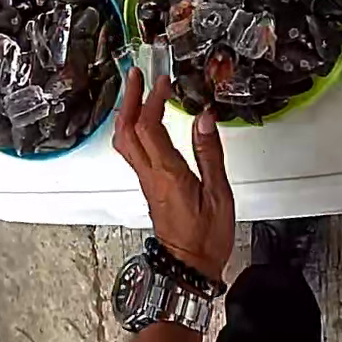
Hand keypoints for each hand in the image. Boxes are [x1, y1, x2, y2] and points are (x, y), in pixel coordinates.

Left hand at [111, 68, 234, 280]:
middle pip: (126, 129)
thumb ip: (209, 153)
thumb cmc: (205, 236)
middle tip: (135, 75)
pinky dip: (131, 128)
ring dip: (125, 112)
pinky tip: (140, 121)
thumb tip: (204, 118)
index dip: (152, 99)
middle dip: (128, 98)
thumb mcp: (219, 193)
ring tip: (134, 92)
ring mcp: (144, 178)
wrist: (186, 266)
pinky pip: (130, 150)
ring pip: (123, 140)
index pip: (149, 126)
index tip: (163, 81)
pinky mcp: (146, 184)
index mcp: (166, 173)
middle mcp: (148, 173)